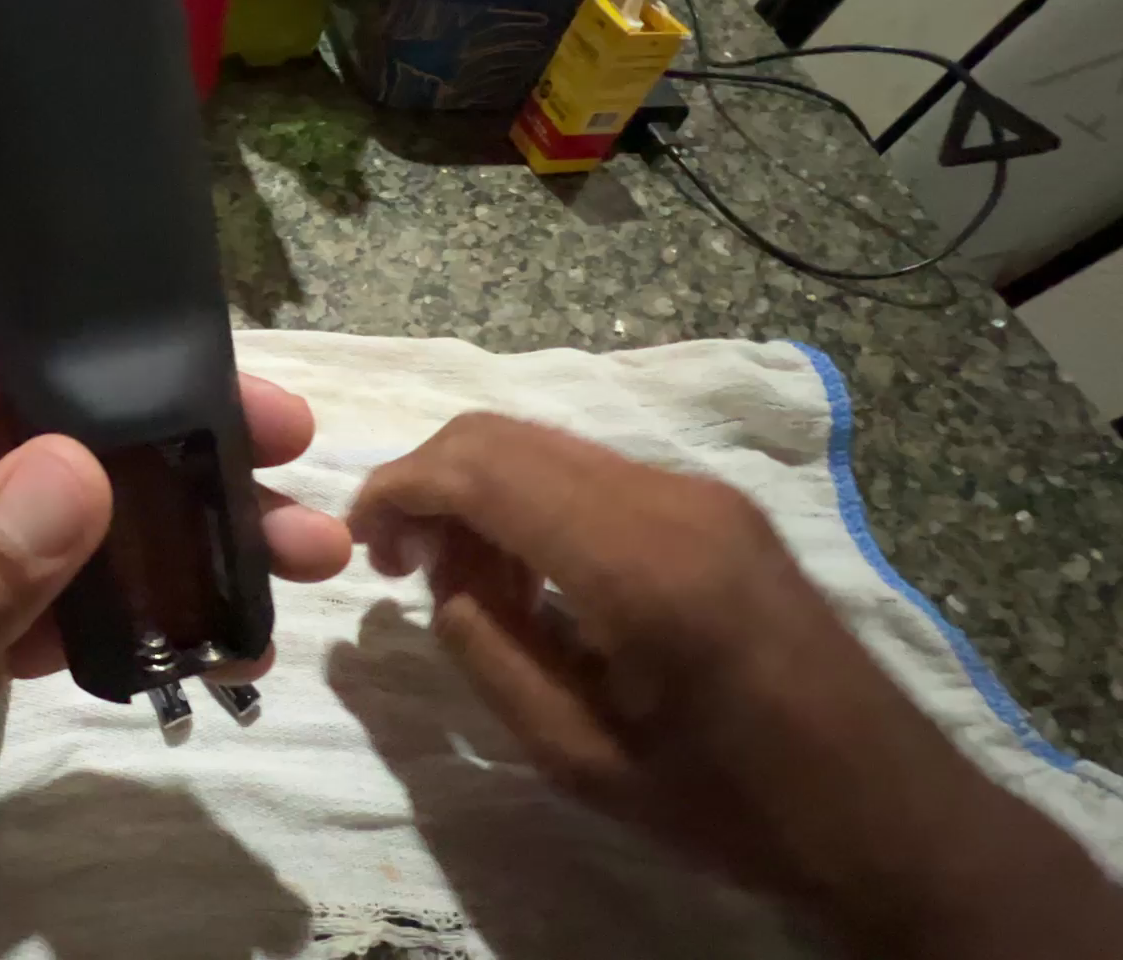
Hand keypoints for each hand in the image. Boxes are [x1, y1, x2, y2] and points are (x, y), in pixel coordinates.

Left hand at [0, 288, 350, 958]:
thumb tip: (76, 470)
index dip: (74, 333)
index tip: (198, 351)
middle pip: (33, 432)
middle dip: (162, 439)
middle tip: (284, 448)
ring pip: (55, 520)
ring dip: (167, 533)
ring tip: (287, 552)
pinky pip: (44, 603)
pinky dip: (126, 612)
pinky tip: (211, 631)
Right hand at [348, 413, 1120, 959]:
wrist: (891, 817)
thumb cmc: (723, 803)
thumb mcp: (570, 752)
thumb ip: (481, 646)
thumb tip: (441, 570)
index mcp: (638, 567)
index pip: (480, 471)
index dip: (397, 488)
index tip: (360, 539)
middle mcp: (667, 499)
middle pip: (497, 436)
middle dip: (423, 483)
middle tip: (399, 561)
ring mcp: (694, 490)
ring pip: (532, 444)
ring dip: (470, 492)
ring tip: (458, 573)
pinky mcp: (705, 500)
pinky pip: (575, 471)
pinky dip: (518, 502)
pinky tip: (523, 569)